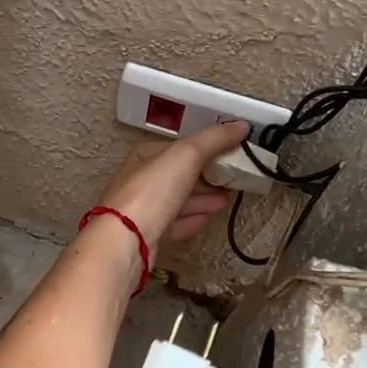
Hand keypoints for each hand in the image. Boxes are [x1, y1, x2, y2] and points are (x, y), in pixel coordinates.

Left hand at [96, 120, 250, 244]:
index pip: (181, 147)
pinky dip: (190, 219)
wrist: (125, 242)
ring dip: (202, 198)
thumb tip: (241, 125)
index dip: (206, 149)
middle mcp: (141, 180)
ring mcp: (142, 209)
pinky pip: (173, 223)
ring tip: (226, 200)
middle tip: (232, 180)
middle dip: (206, 176)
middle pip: (180, 174)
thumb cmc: (152, 191)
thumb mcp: (187, 155)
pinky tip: (205, 219)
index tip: (230, 156)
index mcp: (147, 155)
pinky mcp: (146, 235)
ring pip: (177, 199)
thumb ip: (215, 139)